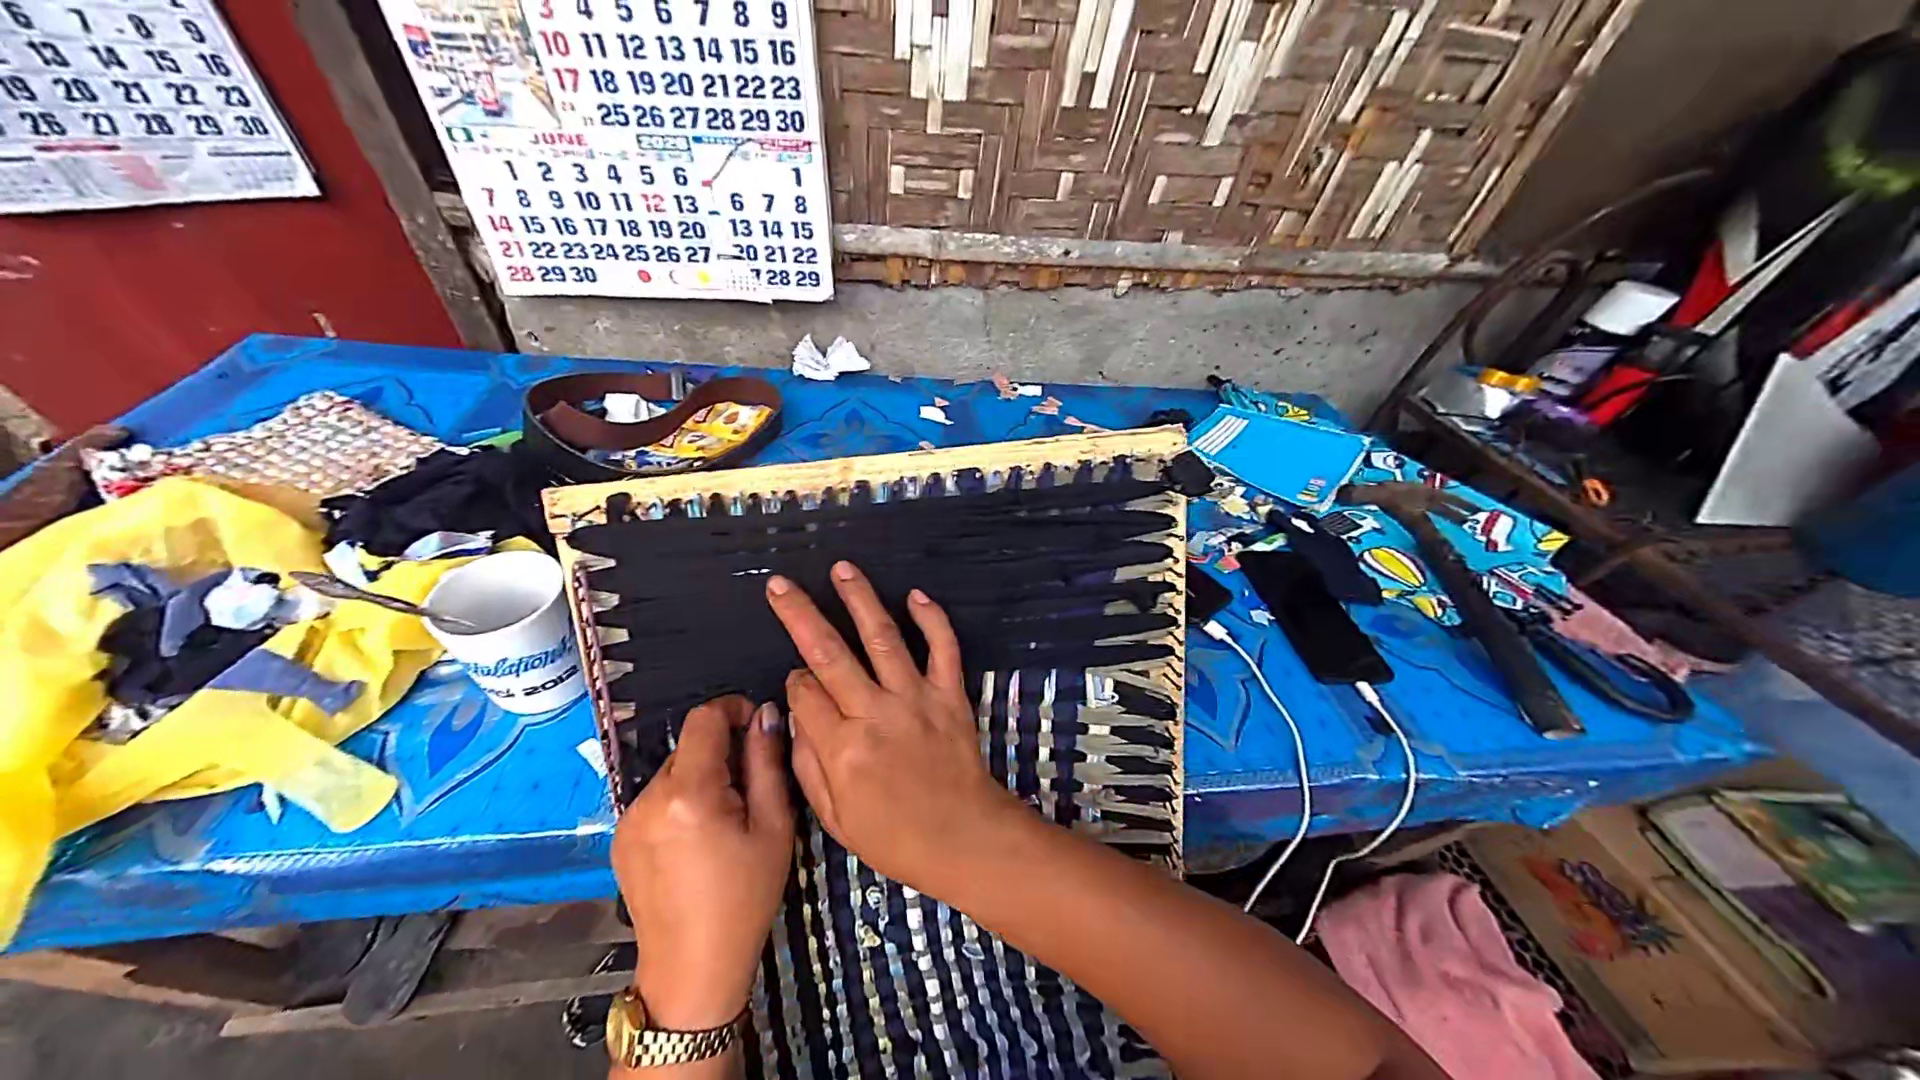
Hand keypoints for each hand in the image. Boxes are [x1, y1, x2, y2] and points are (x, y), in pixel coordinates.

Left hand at [613, 695, 793, 1029]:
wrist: (693, 968)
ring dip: (703, 777)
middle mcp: (648, 798)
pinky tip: (699, 838)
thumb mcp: (773, 826)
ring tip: (727, 818)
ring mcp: (628, 819)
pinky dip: (681, 801)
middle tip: (752, 789)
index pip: (704, 718)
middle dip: (723, 753)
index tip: (758, 728)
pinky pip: (658, 798)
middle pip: (690, 746)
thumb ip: (767, 762)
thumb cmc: (745, 897)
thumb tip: (764, 715)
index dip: (734, 709)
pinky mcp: (621, 838)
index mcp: (688, 792)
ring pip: (675, 772)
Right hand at [766, 561, 1025, 890]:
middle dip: (801, 615)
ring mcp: (916, 698)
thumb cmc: (895, 837)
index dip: (793, 681)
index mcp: (842, 748)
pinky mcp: (950, 694)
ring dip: (860, 599)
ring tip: (842, 568)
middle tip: (782, 584)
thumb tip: (794, 715)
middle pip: (830, 653)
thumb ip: (807, 764)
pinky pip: (943, 648)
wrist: (964, 838)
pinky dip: (932, 619)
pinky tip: (915, 595)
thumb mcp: (835, 818)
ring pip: (883, 638)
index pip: (804, 693)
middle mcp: (876, 713)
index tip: (796, 681)